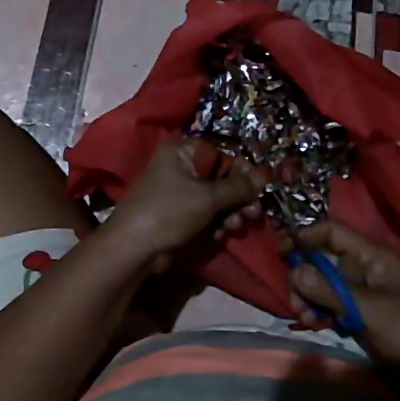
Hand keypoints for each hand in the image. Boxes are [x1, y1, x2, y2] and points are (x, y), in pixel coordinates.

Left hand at [103, 140, 264, 269]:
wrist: (136, 247)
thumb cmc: (169, 212)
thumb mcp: (207, 197)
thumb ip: (237, 187)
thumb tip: (263, 177)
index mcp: (181, 152)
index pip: (221, 154)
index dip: (241, 171)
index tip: (259, 188)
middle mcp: (180, 167)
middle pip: (221, 177)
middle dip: (238, 197)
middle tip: (252, 213)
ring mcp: (180, 191)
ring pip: (216, 198)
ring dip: (230, 213)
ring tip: (234, 226)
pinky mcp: (181, 213)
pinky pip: (207, 213)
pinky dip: (217, 222)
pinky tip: (221, 234)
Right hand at [286, 220, 399, 376]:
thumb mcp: (369, 311)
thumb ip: (330, 290)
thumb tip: (295, 270)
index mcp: (374, 256)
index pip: (333, 232)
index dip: (306, 236)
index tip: (283, 251)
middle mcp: (365, 267)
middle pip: (322, 258)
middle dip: (304, 277)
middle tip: (296, 301)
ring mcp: (360, 289)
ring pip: (321, 282)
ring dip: (308, 297)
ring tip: (306, 318)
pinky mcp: (357, 309)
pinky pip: (328, 300)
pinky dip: (317, 309)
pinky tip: (313, 323)